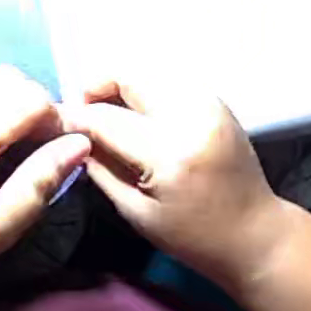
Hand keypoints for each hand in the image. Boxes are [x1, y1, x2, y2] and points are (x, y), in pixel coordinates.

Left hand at [0, 57, 91, 286]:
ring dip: (6, 90)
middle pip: (8, 76)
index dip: (53, 119)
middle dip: (31, 103)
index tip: (52, 149)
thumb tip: (81, 141)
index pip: (28, 98)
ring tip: (6, 129)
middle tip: (30, 142)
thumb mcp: (0, 227)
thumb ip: (41, 181)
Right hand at [60, 73, 293, 291]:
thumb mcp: (136, 212)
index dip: (74, 118)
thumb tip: (74, 137)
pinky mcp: (216, 102)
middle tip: (82, 115)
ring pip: (148, 74)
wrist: (255, 234)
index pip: (106, 118)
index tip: (55, 125)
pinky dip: (145, 93)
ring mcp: (209, 103)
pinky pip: (168, 83)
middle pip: (129, 76)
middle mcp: (192, 116)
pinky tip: (137, 119)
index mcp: (170, 153)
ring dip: (120, 89)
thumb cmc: (192, 237)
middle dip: (96, 89)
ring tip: (107, 118)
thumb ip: (101, 169)